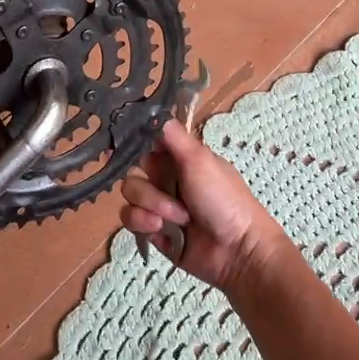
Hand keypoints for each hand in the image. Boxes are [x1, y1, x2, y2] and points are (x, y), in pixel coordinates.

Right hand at [119, 121, 288, 293]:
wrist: (236, 250)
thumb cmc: (223, 198)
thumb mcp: (200, 159)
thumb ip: (172, 135)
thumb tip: (151, 110)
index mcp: (178, 158)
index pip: (145, 142)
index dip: (133, 143)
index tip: (122, 146)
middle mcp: (165, 179)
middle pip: (132, 171)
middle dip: (148, 186)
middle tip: (171, 194)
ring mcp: (158, 205)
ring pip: (130, 196)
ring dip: (151, 206)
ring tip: (177, 219)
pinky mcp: (153, 230)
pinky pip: (130, 219)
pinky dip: (144, 223)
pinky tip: (161, 230)